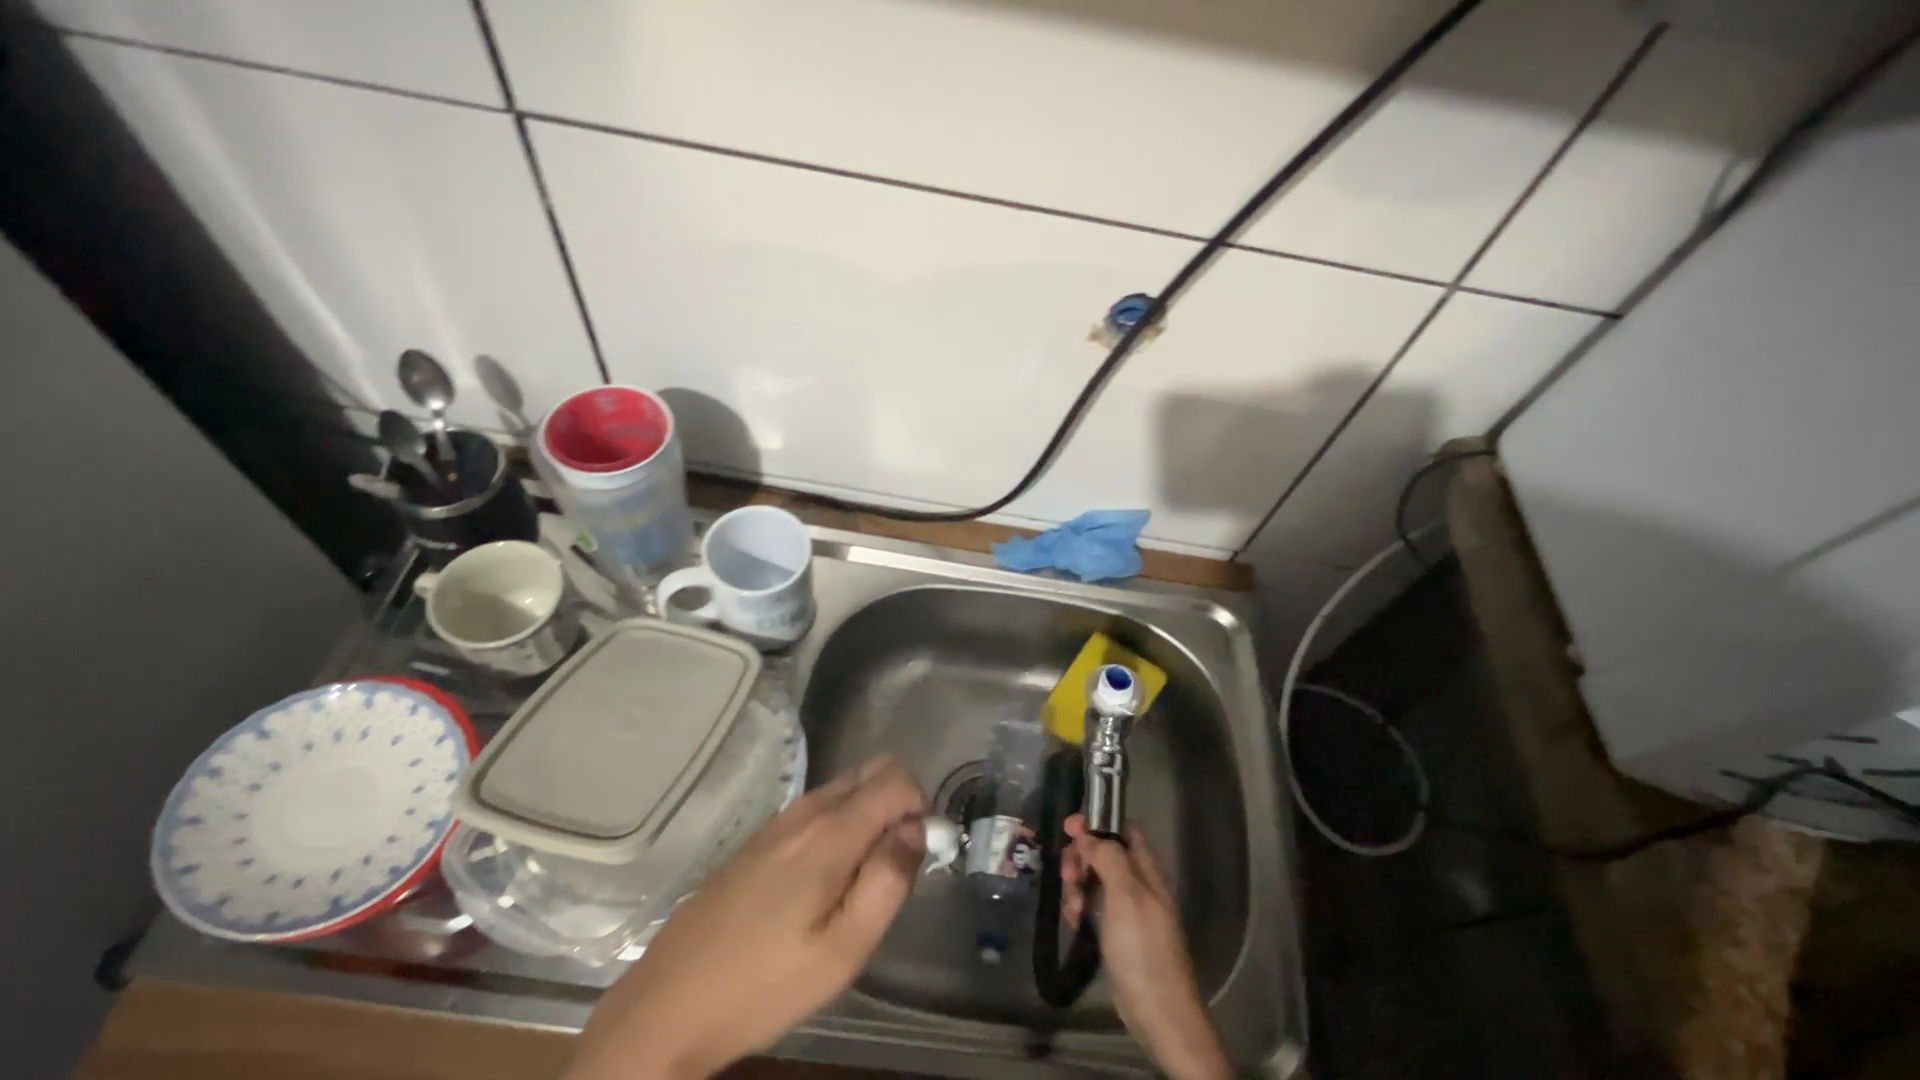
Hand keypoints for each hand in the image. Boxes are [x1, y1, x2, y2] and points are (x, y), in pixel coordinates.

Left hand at [566, 756, 926, 1079]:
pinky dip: (836, 831)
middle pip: (869, 774)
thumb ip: (888, 880)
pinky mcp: (754, 844)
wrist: (668, 1005)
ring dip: (866, 820)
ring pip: (841, 792)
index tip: (914, 858)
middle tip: (889, 872)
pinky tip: (820, 889)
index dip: (920, 808)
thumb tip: (916, 829)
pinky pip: (813, 814)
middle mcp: (802, 813)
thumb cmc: (765, 985)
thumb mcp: (844, 949)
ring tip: (857, 887)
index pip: (896, 778)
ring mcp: (773, 825)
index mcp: (828, 832)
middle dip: (896, 806)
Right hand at [1061, 814, 1232, 1079]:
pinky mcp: (1118, 932)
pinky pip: (1094, 907)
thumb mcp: (1125, 896)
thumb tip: (1090, 833)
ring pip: (1094, 881)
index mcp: (1148, 869)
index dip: (1096, 824)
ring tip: (1074, 913)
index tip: (1068, 829)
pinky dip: (1081, 910)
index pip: (1123, 829)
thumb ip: (1109, 858)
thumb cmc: (1142, 948)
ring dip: (1077, 889)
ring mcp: (1129, 909)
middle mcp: (1140, 883)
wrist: (1157, 1009)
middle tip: (1068, 878)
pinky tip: (1076, 926)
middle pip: (1103, 853)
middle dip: (1080, 860)